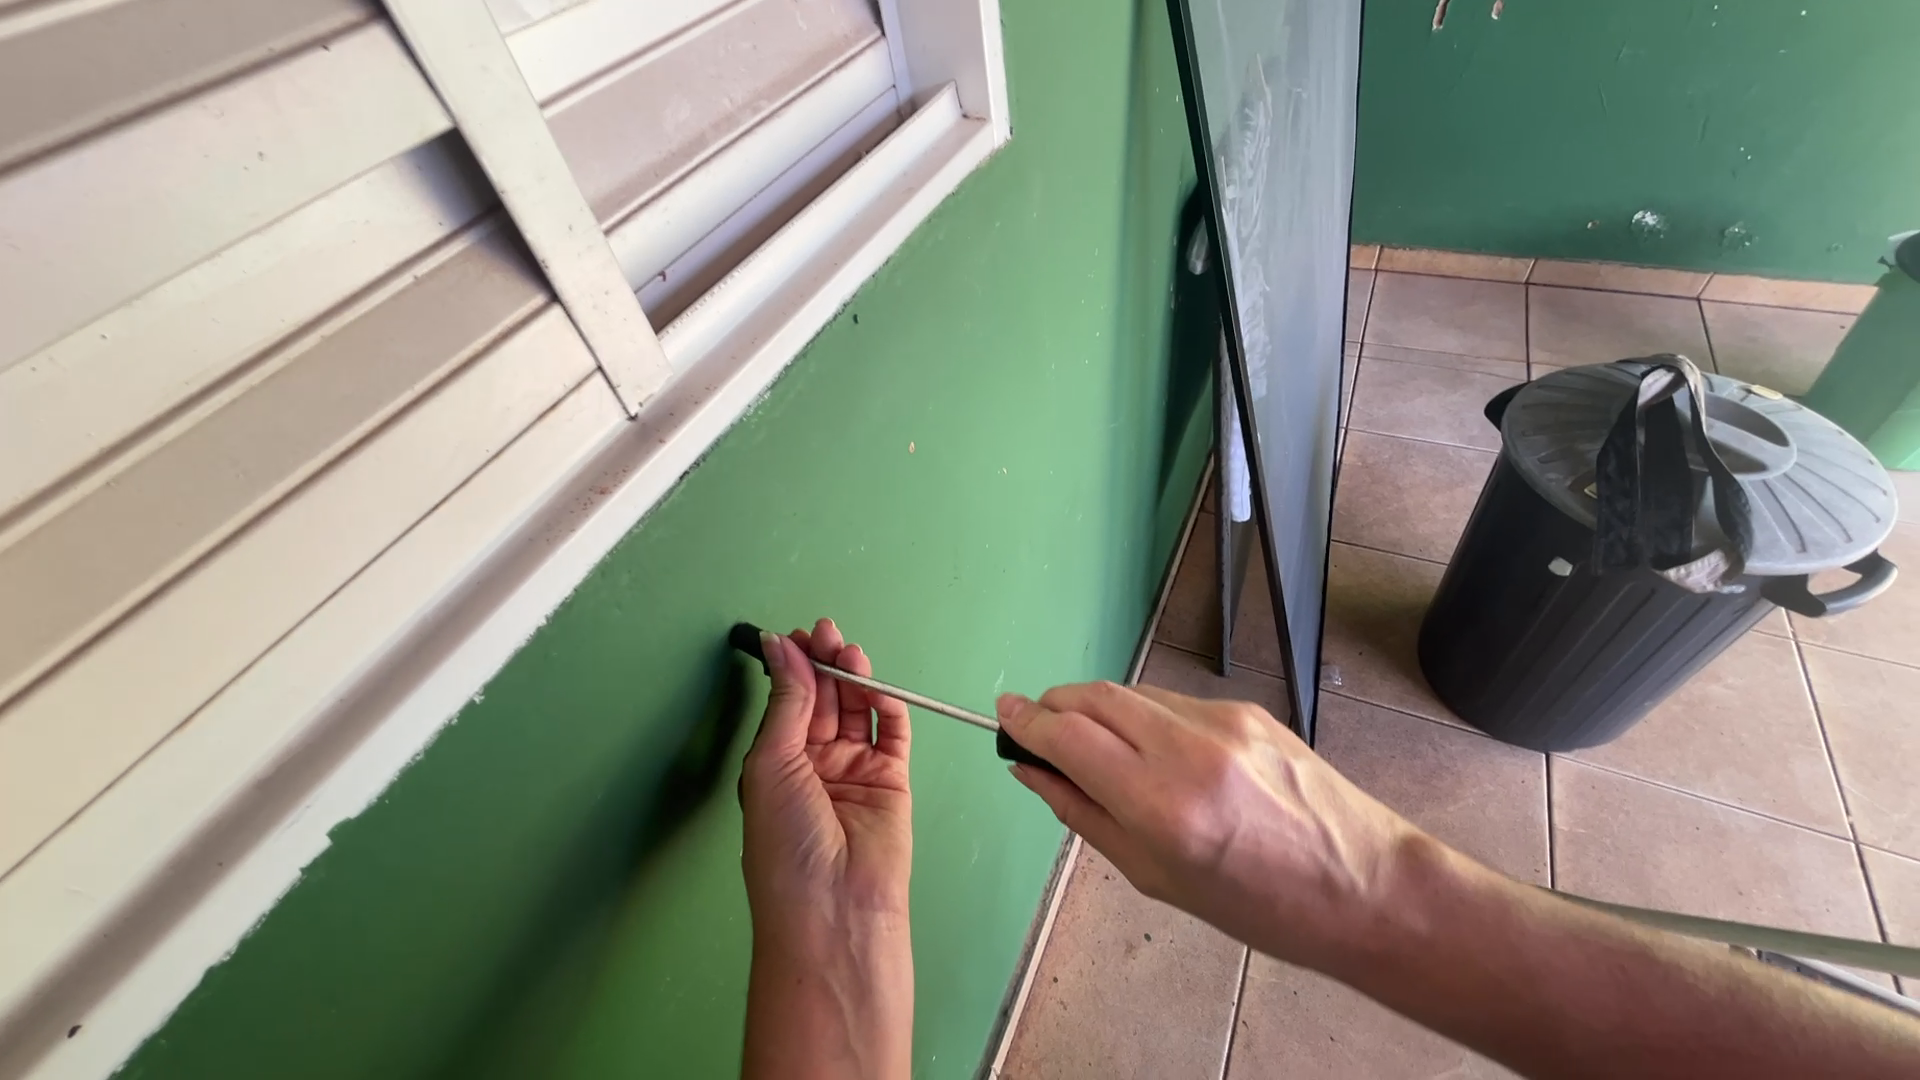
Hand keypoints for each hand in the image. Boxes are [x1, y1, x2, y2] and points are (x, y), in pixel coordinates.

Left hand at [740, 619, 911, 929]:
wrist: (835, 908)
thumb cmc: (786, 841)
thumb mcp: (773, 764)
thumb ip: (787, 701)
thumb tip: (780, 646)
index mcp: (777, 762)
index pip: (788, 703)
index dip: (793, 668)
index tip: (796, 636)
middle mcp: (815, 762)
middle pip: (822, 700)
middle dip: (823, 664)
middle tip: (825, 632)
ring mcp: (855, 769)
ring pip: (856, 709)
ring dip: (853, 677)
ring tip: (848, 651)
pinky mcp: (892, 777)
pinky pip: (892, 731)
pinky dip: (886, 706)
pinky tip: (875, 686)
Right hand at [997, 682, 1421, 973]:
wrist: (1366, 885)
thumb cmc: (1256, 907)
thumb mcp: (1155, 878)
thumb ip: (1083, 814)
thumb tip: (1031, 771)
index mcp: (1162, 804)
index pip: (1069, 736)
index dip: (1027, 721)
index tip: (1003, 714)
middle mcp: (1188, 747)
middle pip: (1093, 696)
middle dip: (1055, 703)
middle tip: (1038, 726)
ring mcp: (1220, 719)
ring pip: (1130, 692)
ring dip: (1097, 709)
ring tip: (1096, 745)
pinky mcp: (1244, 706)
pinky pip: (1170, 701)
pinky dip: (1142, 716)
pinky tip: (1153, 749)